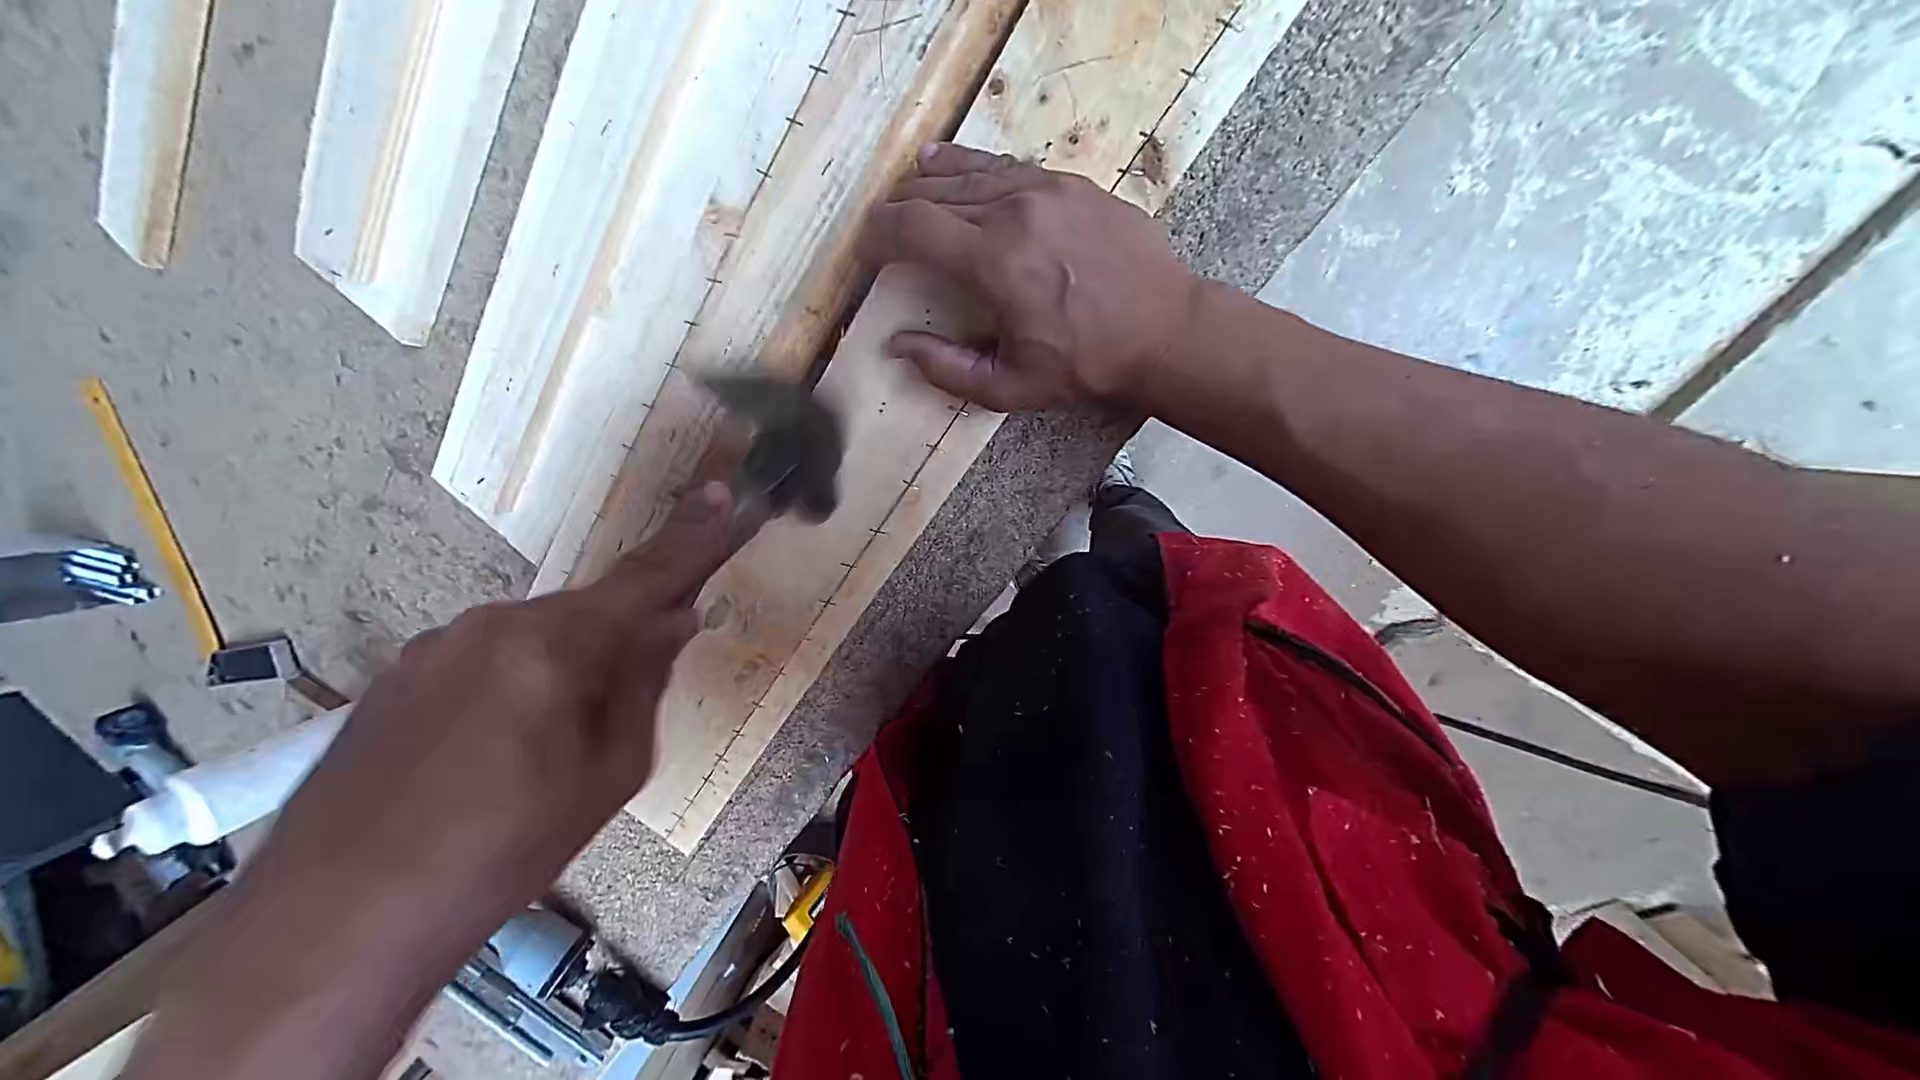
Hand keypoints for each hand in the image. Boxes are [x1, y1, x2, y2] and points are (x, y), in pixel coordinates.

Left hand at [125, 483, 736, 1079]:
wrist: (337, 921)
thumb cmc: (506, 848)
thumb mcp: (610, 772)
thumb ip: (645, 683)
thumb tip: (674, 621)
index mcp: (555, 645)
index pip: (644, 578)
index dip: (691, 538)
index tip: (720, 495)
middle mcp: (494, 623)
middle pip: (587, 613)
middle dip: (617, 642)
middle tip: (615, 715)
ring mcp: (436, 644)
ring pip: (534, 636)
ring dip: (560, 669)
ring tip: (537, 752)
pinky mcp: (397, 671)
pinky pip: (484, 657)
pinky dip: (510, 684)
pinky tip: (486, 751)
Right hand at [859, 142, 1200, 411]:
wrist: (1163, 331)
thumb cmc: (1087, 365)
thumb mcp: (1011, 387)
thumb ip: (947, 369)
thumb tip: (897, 347)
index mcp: (994, 261)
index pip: (912, 228)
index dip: (877, 236)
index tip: (866, 251)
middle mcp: (1014, 210)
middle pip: (933, 193)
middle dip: (898, 210)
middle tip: (884, 231)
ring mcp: (1046, 188)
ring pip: (969, 172)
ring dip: (930, 183)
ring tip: (908, 190)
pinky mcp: (1072, 183)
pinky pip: (1006, 167)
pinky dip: (973, 169)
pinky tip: (957, 168)